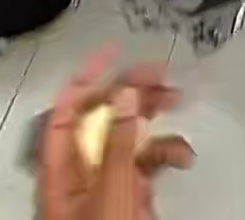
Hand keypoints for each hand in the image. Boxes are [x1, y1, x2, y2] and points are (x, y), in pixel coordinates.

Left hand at [38, 48, 194, 219]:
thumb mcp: (112, 192)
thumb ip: (119, 141)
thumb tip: (127, 91)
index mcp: (62, 174)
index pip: (64, 115)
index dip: (83, 80)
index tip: (111, 51)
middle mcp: (81, 173)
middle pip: (101, 116)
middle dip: (131, 90)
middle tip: (160, 72)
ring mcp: (106, 182)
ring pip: (129, 132)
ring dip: (155, 114)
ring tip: (178, 101)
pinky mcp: (131, 193)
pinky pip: (148, 158)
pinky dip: (168, 150)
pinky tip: (182, 157)